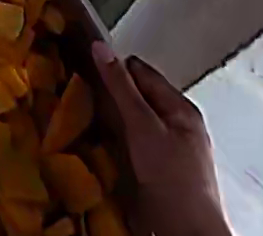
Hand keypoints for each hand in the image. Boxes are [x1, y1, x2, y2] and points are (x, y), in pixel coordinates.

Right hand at [90, 40, 232, 235]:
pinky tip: (95, 139)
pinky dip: (112, 137)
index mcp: (180, 108)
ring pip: (128, 119)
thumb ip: (120, 86)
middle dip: (108, 92)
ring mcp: (165, 148)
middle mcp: (175, 124)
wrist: (184, 235)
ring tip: (80, 112)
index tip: (84, 68)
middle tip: (78, 90)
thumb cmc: (171, 176)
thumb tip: (98, 45)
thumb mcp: (142, 125)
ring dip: (107, 116)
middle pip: (134, 95)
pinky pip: (127, 140)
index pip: (140, 71)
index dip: (113, 68)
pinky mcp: (154, 168)